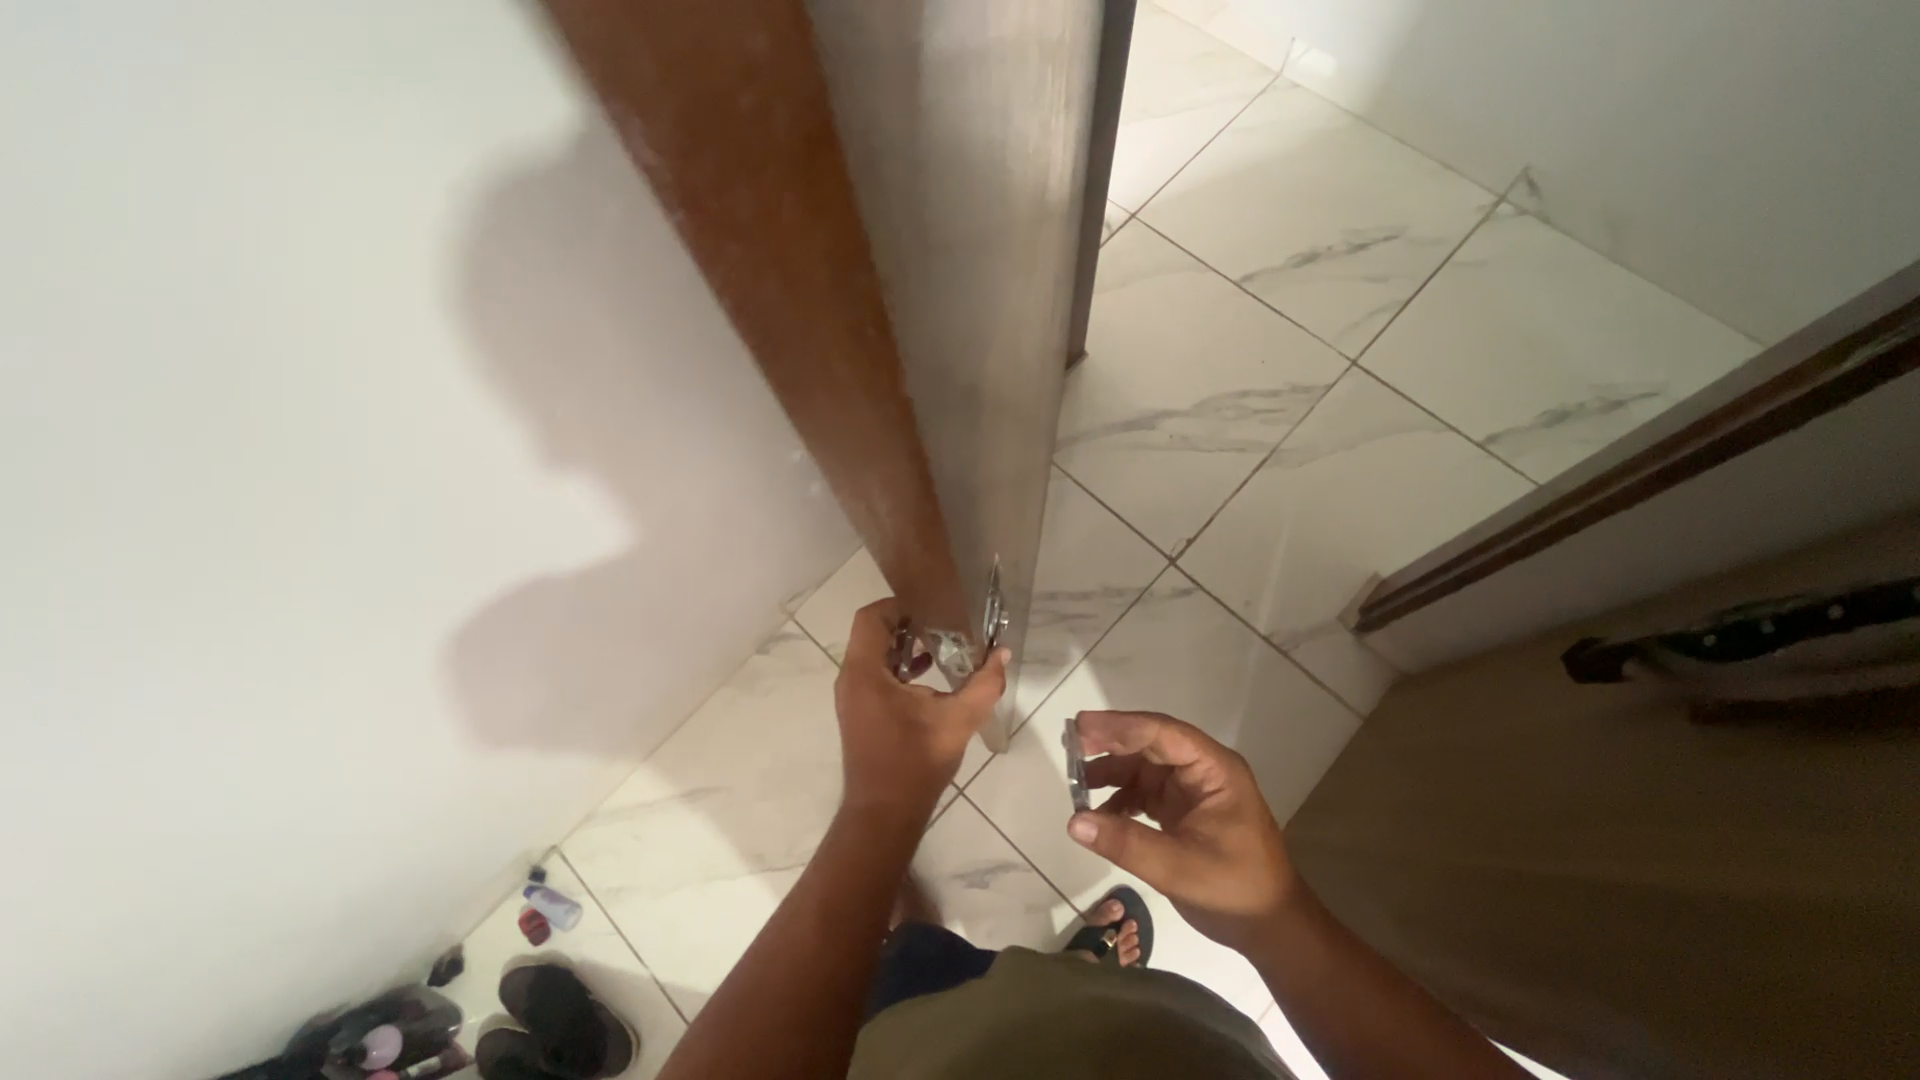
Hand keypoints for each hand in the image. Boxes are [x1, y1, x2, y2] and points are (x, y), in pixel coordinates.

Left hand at [834, 599, 1009, 819]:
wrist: (885, 812)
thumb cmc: (915, 762)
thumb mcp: (958, 719)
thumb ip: (984, 684)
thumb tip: (1002, 654)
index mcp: (865, 673)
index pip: (871, 617)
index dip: (898, 604)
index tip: (931, 606)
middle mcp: (851, 679)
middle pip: (872, 633)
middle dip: (906, 623)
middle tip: (942, 622)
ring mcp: (852, 698)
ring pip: (873, 655)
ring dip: (903, 646)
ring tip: (941, 644)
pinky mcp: (860, 713)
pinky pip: (875, 676)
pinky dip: (898, 668)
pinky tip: (929, 676)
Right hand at [1066, 710, 1299, 954]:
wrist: (1270, 927)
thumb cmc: (1236, 891)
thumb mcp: (1179, 869)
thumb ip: (1127, 843)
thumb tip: (1074, 821)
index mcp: (1215, 770)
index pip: (1163, 733)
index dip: (1121, 727)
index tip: (1081, 728)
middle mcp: (1203, 770)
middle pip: (1151, 743)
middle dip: (1111, 743)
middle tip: (1070, 746)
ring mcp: (1192, 790)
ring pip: (1144, 766)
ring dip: (1111, 771)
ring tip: (1076, 781)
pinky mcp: (1182, 810)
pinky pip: (1144, 792)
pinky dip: (1119, 798)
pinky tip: (1098, 813)